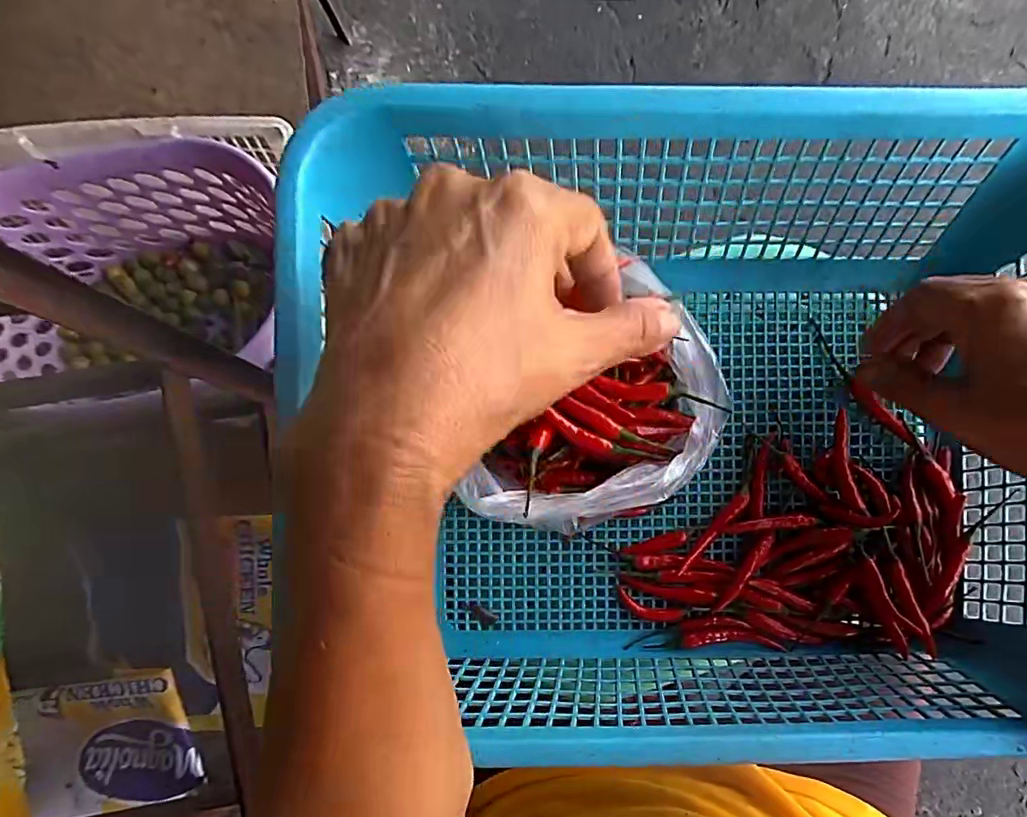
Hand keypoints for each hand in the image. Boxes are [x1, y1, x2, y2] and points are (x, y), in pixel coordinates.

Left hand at [286, 166, 678, 503]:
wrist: (387, 420)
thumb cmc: (495, 378)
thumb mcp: (578, 355)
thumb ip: (632, 328)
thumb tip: (672, 317)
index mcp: (520, 205)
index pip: (587, 224)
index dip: (604, 275)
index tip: (599, 322)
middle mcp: (455, 186)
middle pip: (527, 222)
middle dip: (552, 272)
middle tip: (553, 326)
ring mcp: (396, 210)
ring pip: (469, 231)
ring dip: (495, 269)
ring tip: (494, 326)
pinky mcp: (354, 241)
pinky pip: (416, 246)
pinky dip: (439, 274)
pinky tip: (441, 323)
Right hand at [858, 274, 1026, 528]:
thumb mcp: (958, 412)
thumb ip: (906, 386)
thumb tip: (868, 373)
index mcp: (991, 305)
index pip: (922, 298)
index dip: (889, 326)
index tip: (872, 354)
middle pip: (956, 296)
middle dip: (920, 331)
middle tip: (899, 367)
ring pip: (989, 304)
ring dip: (955, 333)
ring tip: (939, 372)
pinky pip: (1020, 313)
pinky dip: (990, 334)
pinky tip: (984, 367)